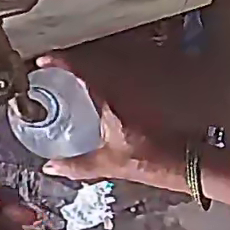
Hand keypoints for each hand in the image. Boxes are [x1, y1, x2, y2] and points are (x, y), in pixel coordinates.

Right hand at [34, 51, 185, 192]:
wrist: (186, 163)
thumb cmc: (152, 162)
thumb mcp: (111, 165)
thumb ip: (78, 166)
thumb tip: (50, 166)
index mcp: (112, 105)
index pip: (84, 74)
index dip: (61, 63)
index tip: (43, 62)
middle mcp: (125, 95)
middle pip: (92, 71)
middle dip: (69, 70)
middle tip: (47, 77)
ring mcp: (137, 97)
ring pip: (105, 79)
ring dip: (85, 78)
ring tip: (63, 86)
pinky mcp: (145, 104)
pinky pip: (116, 89)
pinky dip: (100, 90)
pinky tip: (91, 102)